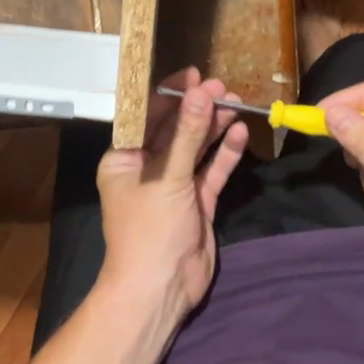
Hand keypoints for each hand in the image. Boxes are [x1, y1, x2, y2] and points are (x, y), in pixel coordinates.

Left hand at [96, 68, 249, 328]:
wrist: (160, 288)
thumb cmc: (149, 228)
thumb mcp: (167, 177)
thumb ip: (188, 135)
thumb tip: (201, 93)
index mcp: (124, 160)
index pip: (145, 118)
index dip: (169, 95)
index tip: (192, 75)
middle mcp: (148, 169)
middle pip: (175, 131)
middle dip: (197, 109)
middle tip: (222, 86)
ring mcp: (174, 187)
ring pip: (196, 149)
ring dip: (213, 127)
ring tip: (235, 102)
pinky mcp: (198, 203)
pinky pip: (212, 172)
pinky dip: (225, 153)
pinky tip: (239, 132)